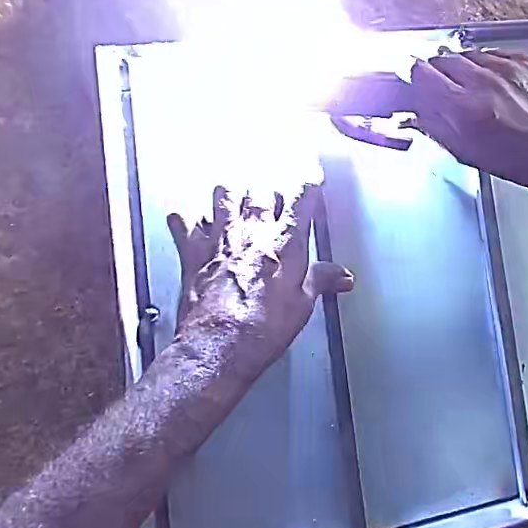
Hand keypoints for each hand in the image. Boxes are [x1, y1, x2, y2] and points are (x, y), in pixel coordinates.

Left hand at [166, 186, 353, 375]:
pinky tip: (185, 216)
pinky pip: (185, 225)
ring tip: (235, 191)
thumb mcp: (303, 304)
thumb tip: (343, 276)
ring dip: (231, 193)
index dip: (309, 184)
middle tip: (275, 190)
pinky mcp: (194, 255)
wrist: (218, 348)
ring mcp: (221, 241)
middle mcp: (253, 233)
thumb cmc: (263, 328)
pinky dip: (185, 219)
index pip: (302, 198)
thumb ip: (322, 280)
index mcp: (285, 242)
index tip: (313, 179)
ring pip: (223, 197)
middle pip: (262, 191)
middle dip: (271, 188)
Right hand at [406, 49, 527, 192]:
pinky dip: (486, 64)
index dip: (416, 78)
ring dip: (462, 67)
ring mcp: (507, 69)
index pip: (423, 73)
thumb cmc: (514, 159)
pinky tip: (491, 81)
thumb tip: (415, 108)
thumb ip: (434, 125)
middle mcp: (485, 84)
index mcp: (465, 109)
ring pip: (467, 53)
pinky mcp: (524, 62)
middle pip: (442, 58)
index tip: (417, 82)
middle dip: (437, 72)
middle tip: (443, 88)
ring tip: (471, 87)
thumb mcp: (464, 151)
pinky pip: (492, 52)